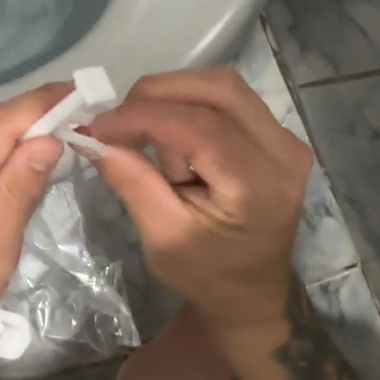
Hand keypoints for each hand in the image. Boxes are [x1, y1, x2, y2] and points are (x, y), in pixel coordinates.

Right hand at [84, 66, 314, 332]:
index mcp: (258, 188)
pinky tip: (168, 135)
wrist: (250, 292)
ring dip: (173, 100)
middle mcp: (283, 153)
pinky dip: (188, 105)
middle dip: (158, 94)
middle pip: (219, 89)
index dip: (142, 117)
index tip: (96, 124)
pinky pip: (227, 99)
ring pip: (222, 86)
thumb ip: (132, 180)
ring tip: (147, 136)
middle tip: (118, 119)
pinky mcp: (277, 135)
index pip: (198, 127)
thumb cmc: (206, 273)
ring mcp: (286, 140)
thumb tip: (93, 136)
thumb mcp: (162, 236)